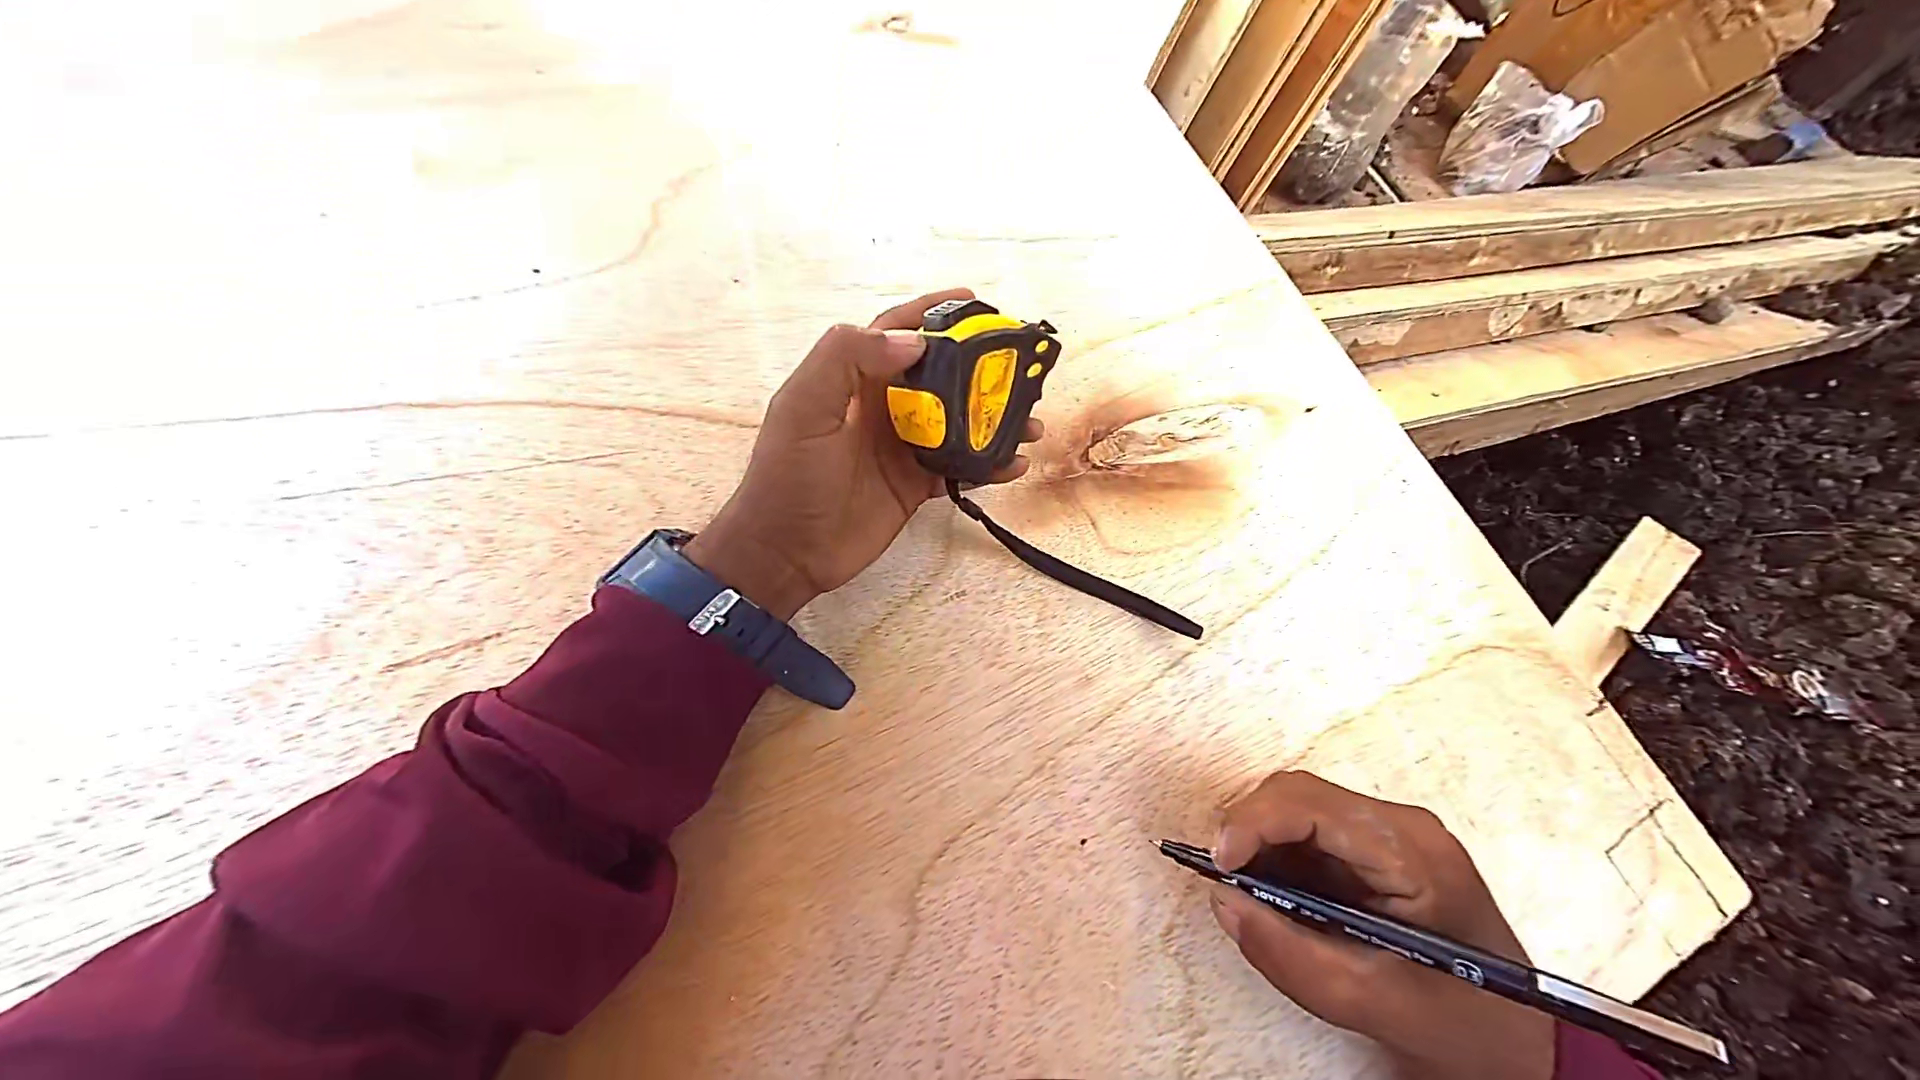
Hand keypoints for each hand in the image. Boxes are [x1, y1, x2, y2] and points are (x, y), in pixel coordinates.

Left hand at [683, 288, 1040, 619]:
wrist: (786, 552)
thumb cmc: (788, 477)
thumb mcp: (803, 408)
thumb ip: (845, 358)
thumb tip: (914, 340)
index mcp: (854, 380)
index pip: (897, 332)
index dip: (933, 312)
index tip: (975, 300)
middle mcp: (883, 408)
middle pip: (940, 375)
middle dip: (980, 367)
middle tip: (1020, 367)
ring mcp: (902, 448)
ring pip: (958, 422)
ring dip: (993, 419)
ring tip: (1031, 421)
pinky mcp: (915, 485)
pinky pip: (960, 467)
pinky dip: (988, 465)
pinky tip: (1013, 465)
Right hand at [1209, 772, 1553, 1079]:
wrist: (1519, 1037)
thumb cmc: (1456, 1021)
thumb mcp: (1364, 1001)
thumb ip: (1285, 952)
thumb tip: (1222, 899)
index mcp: (1410, 851)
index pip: (1308, 804)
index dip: (1251, 823)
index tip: (1219, 862)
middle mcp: (1400, 822)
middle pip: (1296, 792)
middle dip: (1248, 826)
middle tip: (1225, 874)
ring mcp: (1390, 826)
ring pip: (1295, 802)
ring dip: (1258, 836)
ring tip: (1246, 882)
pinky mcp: (1374, 840)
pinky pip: (1306, 824)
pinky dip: (1274, 847)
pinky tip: (1273, 883)